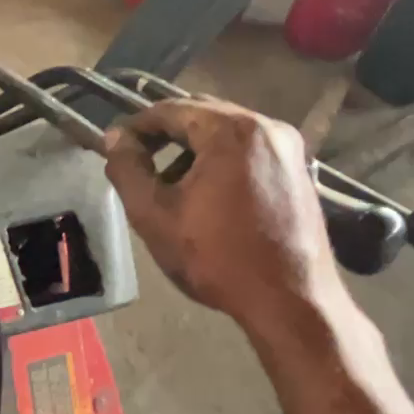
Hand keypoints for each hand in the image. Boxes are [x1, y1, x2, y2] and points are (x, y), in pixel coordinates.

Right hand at [103, 97, 347, 330]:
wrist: (292, 303)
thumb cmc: (217, 258)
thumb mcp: (155, 214)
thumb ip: (127, 169)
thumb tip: (115, 138)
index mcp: (232, 131)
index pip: (170, 110)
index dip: (136, 126)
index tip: (116, 148)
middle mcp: (266, 127)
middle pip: (201, 114)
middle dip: (165, 134)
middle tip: (137, 161)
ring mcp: (288, 148)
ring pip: (225, 131)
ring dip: (191, 147)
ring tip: (167, 182)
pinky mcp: (298, 170)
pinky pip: (248, 148)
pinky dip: (220, 159)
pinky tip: (204, 192)